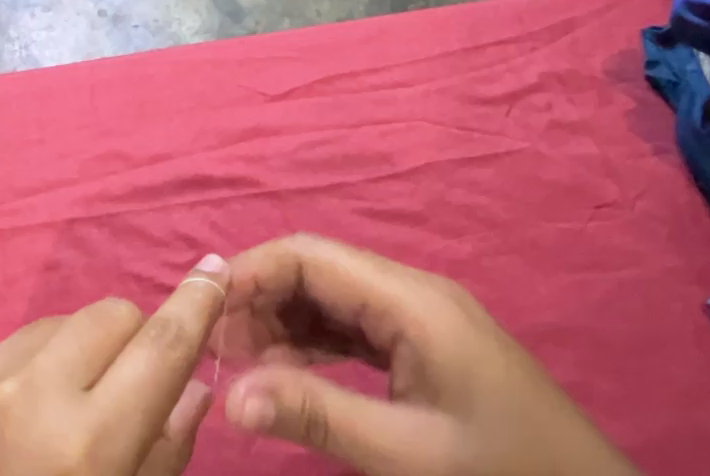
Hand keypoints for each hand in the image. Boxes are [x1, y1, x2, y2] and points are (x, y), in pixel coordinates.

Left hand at [0, 255, 229, 475]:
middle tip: (125, 385)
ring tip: (58, 412)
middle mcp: (28, 393)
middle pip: (108, 315)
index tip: (214, 270)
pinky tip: (6, 425)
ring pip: (54, 325)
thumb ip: (160, 455)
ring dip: (73, 355)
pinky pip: (2, 350)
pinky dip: (21, 374)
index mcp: (84, 445)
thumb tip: (192, 386)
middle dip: (130, 340)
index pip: (158, 349)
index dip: (194, 306)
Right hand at [216, 235, 639, 475]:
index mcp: (412, 300)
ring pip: (330, 299)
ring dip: (281, 324)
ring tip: (241, 365)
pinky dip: (312, 345)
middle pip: (316, 271)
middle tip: (216, 349)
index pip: (310, 256)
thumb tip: (231, 397)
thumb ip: (316, 415)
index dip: (249, 273)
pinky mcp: (424, 347)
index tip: (203, 311)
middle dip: (259, 300)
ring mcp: (420, 320)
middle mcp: (412, 294)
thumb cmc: (507, 473)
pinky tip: (287, 375)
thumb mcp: (410, 454)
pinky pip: (351, 328)